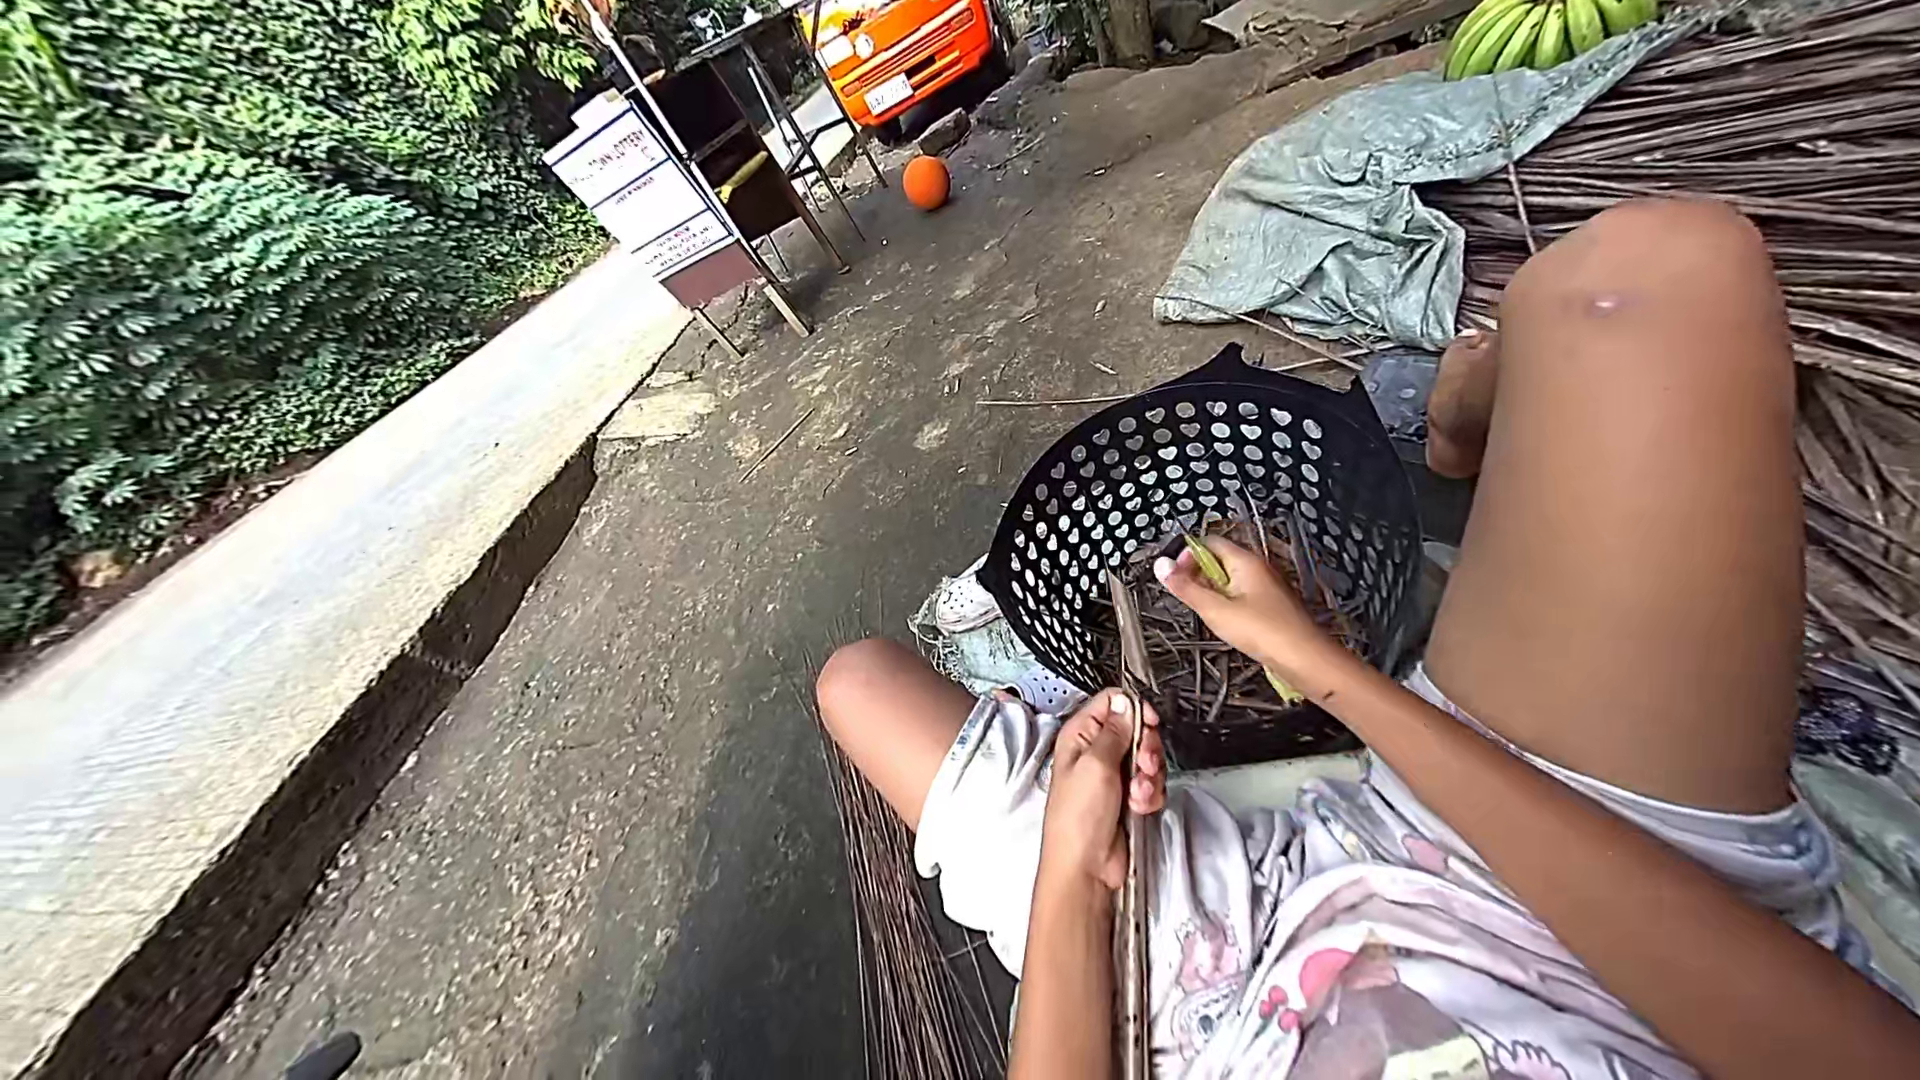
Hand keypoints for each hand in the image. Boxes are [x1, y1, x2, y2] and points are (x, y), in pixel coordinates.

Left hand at [1039, 689, 1165, 891]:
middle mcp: (1095, 751)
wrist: (1086, 867)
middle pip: (1134, 729)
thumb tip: (1125, 702)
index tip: (1148, 723)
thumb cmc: (1079, 816)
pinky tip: (1140, 806)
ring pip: (1145, 757)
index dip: (1133, 708)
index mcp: (1079, 735)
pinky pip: (1149, 783)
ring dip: (1149, 775)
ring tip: (1138, 794)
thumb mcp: (1096, 764)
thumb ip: (1114, 731)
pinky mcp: (1127, 796)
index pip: (1111, 702)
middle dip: (1146, 747)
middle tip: (1143, 765)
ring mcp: (1111, 774)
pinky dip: (1150, 794)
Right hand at [1153, 536, 1334, 681]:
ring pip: (1229, 580)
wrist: (1305, 659)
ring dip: (1212, 592)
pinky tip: (1226, 622)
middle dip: (1198, 576)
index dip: (1188, 555)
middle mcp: (1258, 569)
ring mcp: (1266, 587)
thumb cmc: (1265, 632)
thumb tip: (1162, 566)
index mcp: (1245, 562)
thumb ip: (1185, 587)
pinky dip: (1227, 605)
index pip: (1209, 542)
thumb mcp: (1214, 609)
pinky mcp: (1270, 606)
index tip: (1176, 574)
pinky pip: (1240, 596)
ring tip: (1208, 612)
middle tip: (1189, 595)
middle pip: (1218, 560)